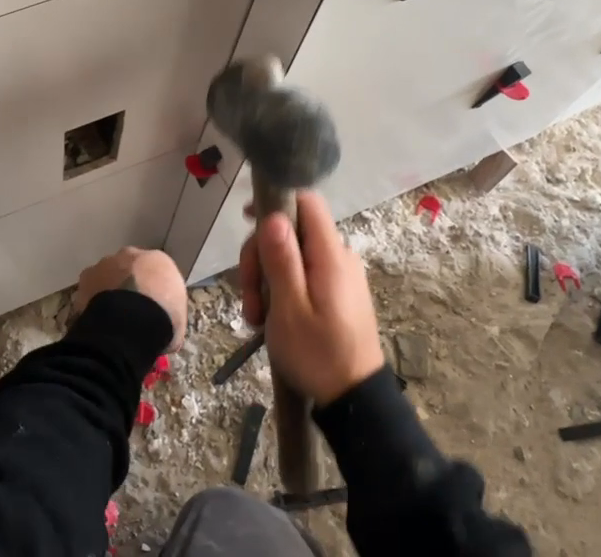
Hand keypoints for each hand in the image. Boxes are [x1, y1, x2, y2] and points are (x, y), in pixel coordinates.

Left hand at [75, 247, 188, 351]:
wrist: (131, 320)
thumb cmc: (163, 319)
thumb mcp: (178, 319)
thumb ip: (169, 311)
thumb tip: (159, 323)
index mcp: (159, 261)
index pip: (157, 273)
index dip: (152, 292)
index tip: (151, 308)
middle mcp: (131, 254)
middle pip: (129, 269)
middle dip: (129, 285)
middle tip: (130, 311)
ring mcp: (106, 263)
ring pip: (107, 275)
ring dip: (108, 290)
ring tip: (111, 317)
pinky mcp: (87, 276)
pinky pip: (90, 288)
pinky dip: (92, 300)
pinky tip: (97, 318)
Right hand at [238, 190, 384, 403]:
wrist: (354, 400)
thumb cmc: (317, 354)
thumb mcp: (289, 308)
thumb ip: (282, 259)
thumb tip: (273, 216)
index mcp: (330, 255)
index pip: (307, 201)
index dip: (275, 202)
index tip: (246, 222)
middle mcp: (339, 257)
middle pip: (292, 231)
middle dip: (261, 257)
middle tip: (249, 298)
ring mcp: (340, 275)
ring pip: (293, 255)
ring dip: (267, 279)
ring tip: (257, 317)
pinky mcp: (338, 292)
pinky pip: (304, 274)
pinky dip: (282, 289)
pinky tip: (271, 318)